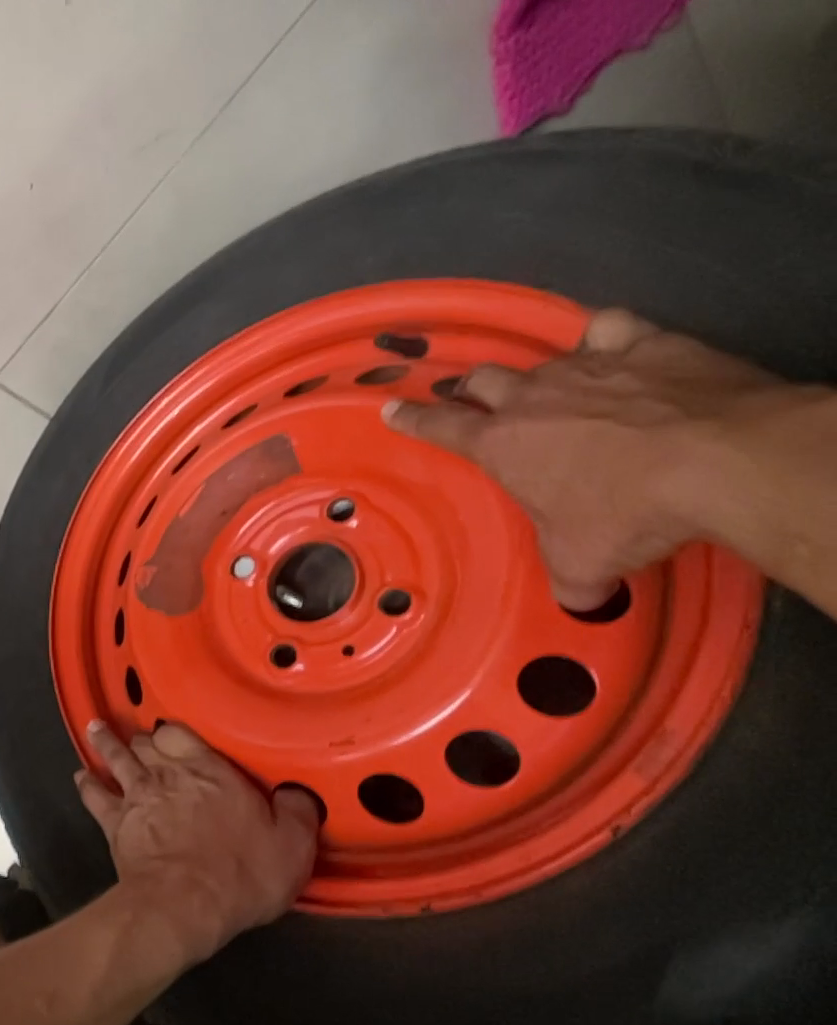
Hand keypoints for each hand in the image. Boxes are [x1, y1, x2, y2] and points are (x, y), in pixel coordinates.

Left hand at [77, 720, 317, 965]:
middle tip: (139, 735)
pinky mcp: (114, 822)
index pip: (182, 734)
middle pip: (146, 743)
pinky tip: (80, 776)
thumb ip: (295, 812)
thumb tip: (296, 791)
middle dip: (143, 737)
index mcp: (209, 771)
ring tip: (96, 729)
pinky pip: (94, 796)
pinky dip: (86, 784)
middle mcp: (167, 774)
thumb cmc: (242, 872)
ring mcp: (136, 796)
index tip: (172, 733)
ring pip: (116, 758)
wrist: (185, 903)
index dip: (174, 732)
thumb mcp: (291, 845)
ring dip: (105, 743)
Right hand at [382, 309, 784, 610]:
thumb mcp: (586, 562)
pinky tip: (615, 347)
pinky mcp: (645, 346)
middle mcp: (532, 399)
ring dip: (538, 370)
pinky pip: (610, 328)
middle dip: (474, 389)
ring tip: (548, 381)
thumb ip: (570, 581)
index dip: (411, 419)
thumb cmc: (631, 513)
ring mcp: (587, 367)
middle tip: (477, 400)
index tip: (392, 409)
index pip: (438, 427)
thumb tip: (579, 605)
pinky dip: (606, 337)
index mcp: (501, 445)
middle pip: (482, 380)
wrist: (724, 461)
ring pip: (539, 355)